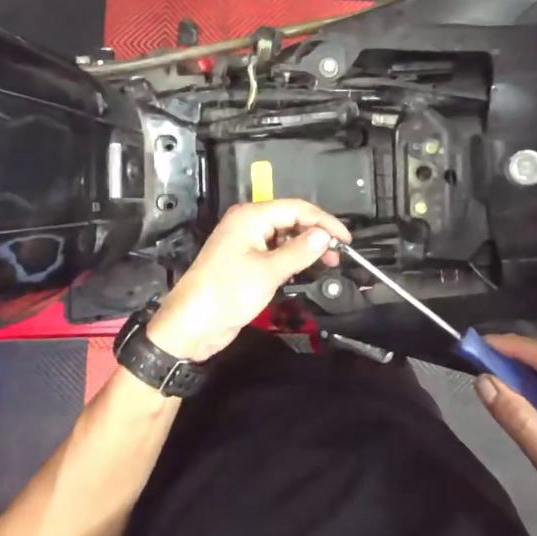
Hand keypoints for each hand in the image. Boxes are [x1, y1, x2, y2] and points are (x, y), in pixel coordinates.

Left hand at [144, 200, 349, 361]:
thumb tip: (324, 236)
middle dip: (317, 233)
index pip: (297, 208)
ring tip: (327, 261)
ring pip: (285, 235)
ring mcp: (245, 241)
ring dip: (306, 246)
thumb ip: (300, 251)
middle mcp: (248, 223)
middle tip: (338, 252)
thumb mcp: (269, 271)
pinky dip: (293, 256)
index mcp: (250, 217)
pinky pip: (275, 250)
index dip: (325, 221)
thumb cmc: (226, 294)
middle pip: (292, 219)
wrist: (191, 326)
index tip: (345, 238)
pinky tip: (305, 266)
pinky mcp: (245, 260)